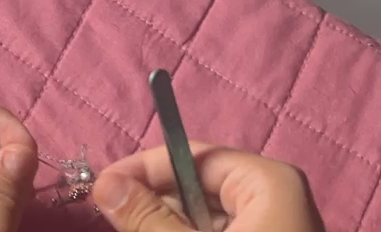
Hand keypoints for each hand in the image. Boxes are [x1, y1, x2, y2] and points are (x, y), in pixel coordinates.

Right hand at [93, 142, 322, 231]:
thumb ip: (148, 220)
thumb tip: (105, 183)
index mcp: (268, 183)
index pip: (190, 156)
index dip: (143, 170)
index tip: (102, 190)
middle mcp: (277, 200)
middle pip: (196, 188)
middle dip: (154, 208)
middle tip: (116, 223)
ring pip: (204, 221)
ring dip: (166, 230)